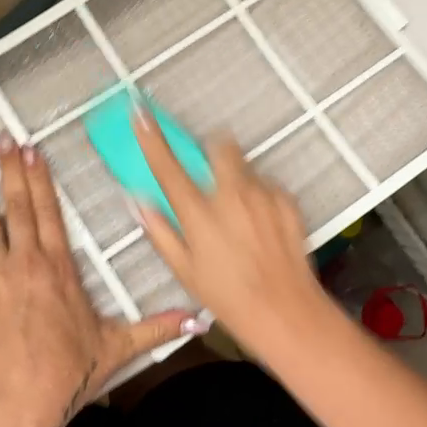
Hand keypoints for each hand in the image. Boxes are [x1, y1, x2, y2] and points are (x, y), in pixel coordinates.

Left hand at [0, 134, 196, 426]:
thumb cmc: (70, 370)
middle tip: (1, 140)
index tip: (31, 150)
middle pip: (18, 207)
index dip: (40, 179)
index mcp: (60, 267)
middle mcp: (28, 262)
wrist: (23, 399)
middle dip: (9, 171)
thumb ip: (157, 328)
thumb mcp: (119, 346)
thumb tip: (199, 321)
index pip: (50, 212)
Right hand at [132, 108, 338, 358]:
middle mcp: (230, 195)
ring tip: (239, 214)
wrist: (287, 312)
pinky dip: (260, 197)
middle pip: (218, 146)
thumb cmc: (229, 297)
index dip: (151, 136)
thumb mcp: (185, 271)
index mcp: (198, 212)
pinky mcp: (287, 201)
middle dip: (212, 151)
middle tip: (209, 174)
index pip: (167, 165)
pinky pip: (268, 186)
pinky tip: (261, 226)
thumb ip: (160, 231)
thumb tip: (138, 202)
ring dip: (237, 178)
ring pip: (244, 166)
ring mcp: (262, 195)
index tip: (141, 113)